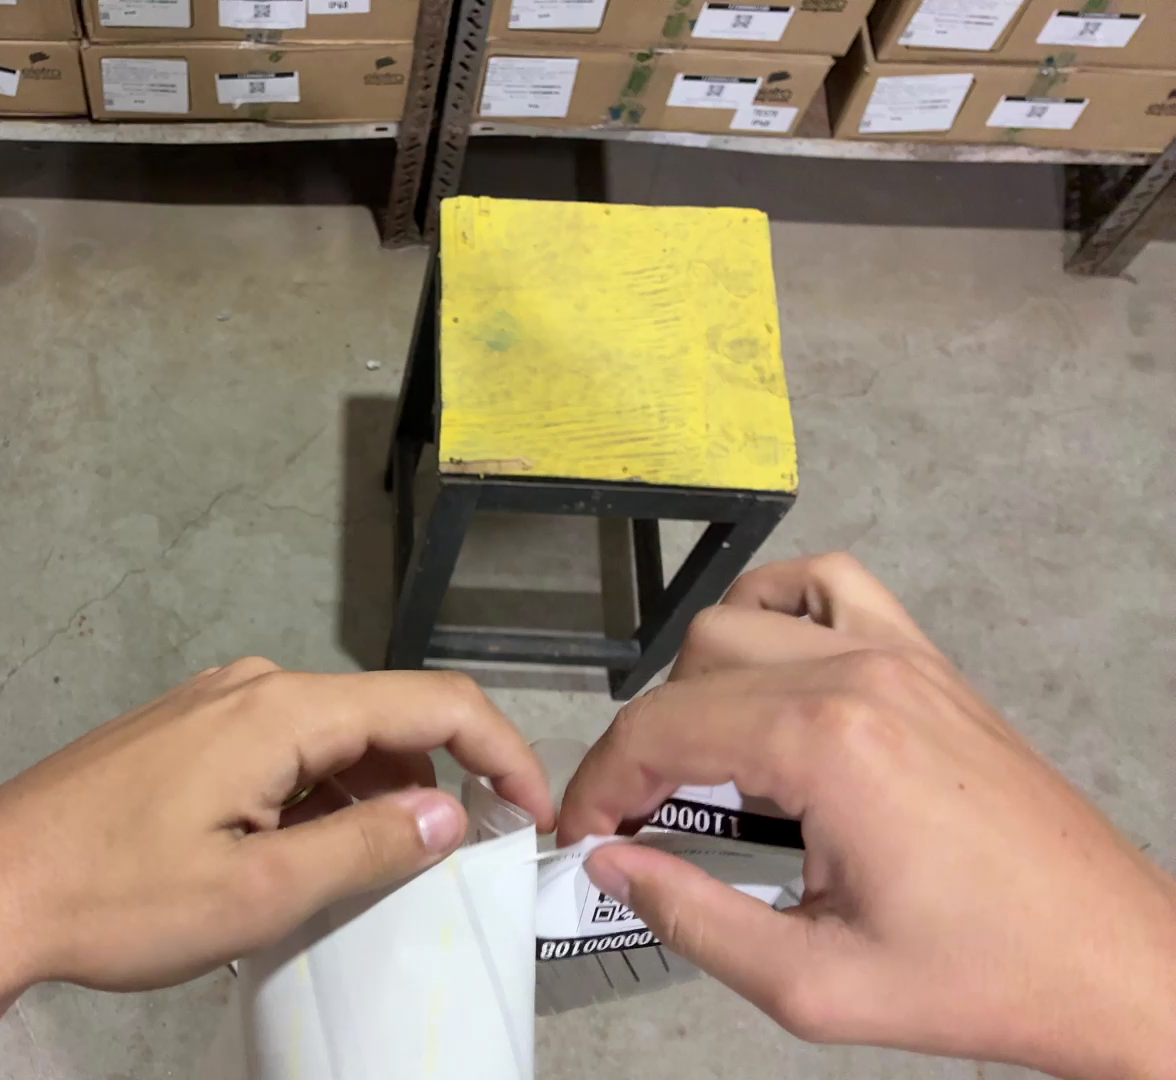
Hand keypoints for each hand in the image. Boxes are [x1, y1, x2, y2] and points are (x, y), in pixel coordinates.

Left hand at [0, 659, 551, 1079]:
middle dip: (429, 783)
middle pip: (381, 716)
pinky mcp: (187, 725)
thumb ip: (366, 845)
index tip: (530, 817)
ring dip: (366, 794)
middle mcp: (255, 684)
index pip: (430, 701)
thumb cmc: (120, 894)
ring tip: (351, 874)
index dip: (499, 750)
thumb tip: (452, 811)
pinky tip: (291, 849)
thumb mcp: (257, 891)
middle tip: (437, 871)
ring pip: (330, 735)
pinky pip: (281, 746)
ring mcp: (214, 700)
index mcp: (282, 708)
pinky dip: (314, 792)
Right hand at [559, 554, 1175, 1079]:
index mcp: (823, 744)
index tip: (585, 834)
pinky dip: (770, 606)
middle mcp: (849, 674)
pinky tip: (763, 659)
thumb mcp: (816, 987)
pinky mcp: (919, 657)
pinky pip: (822, 585)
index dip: (598, 785)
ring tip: (702, 756)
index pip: (654, 734)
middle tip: (639, 817)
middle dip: (636, 753)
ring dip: (688, 690)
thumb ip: (689, 918)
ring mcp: (890, 653)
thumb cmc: (984, 981)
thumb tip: (606, 860)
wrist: (1140, 974)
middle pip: (680, 683)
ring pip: (729, 627)